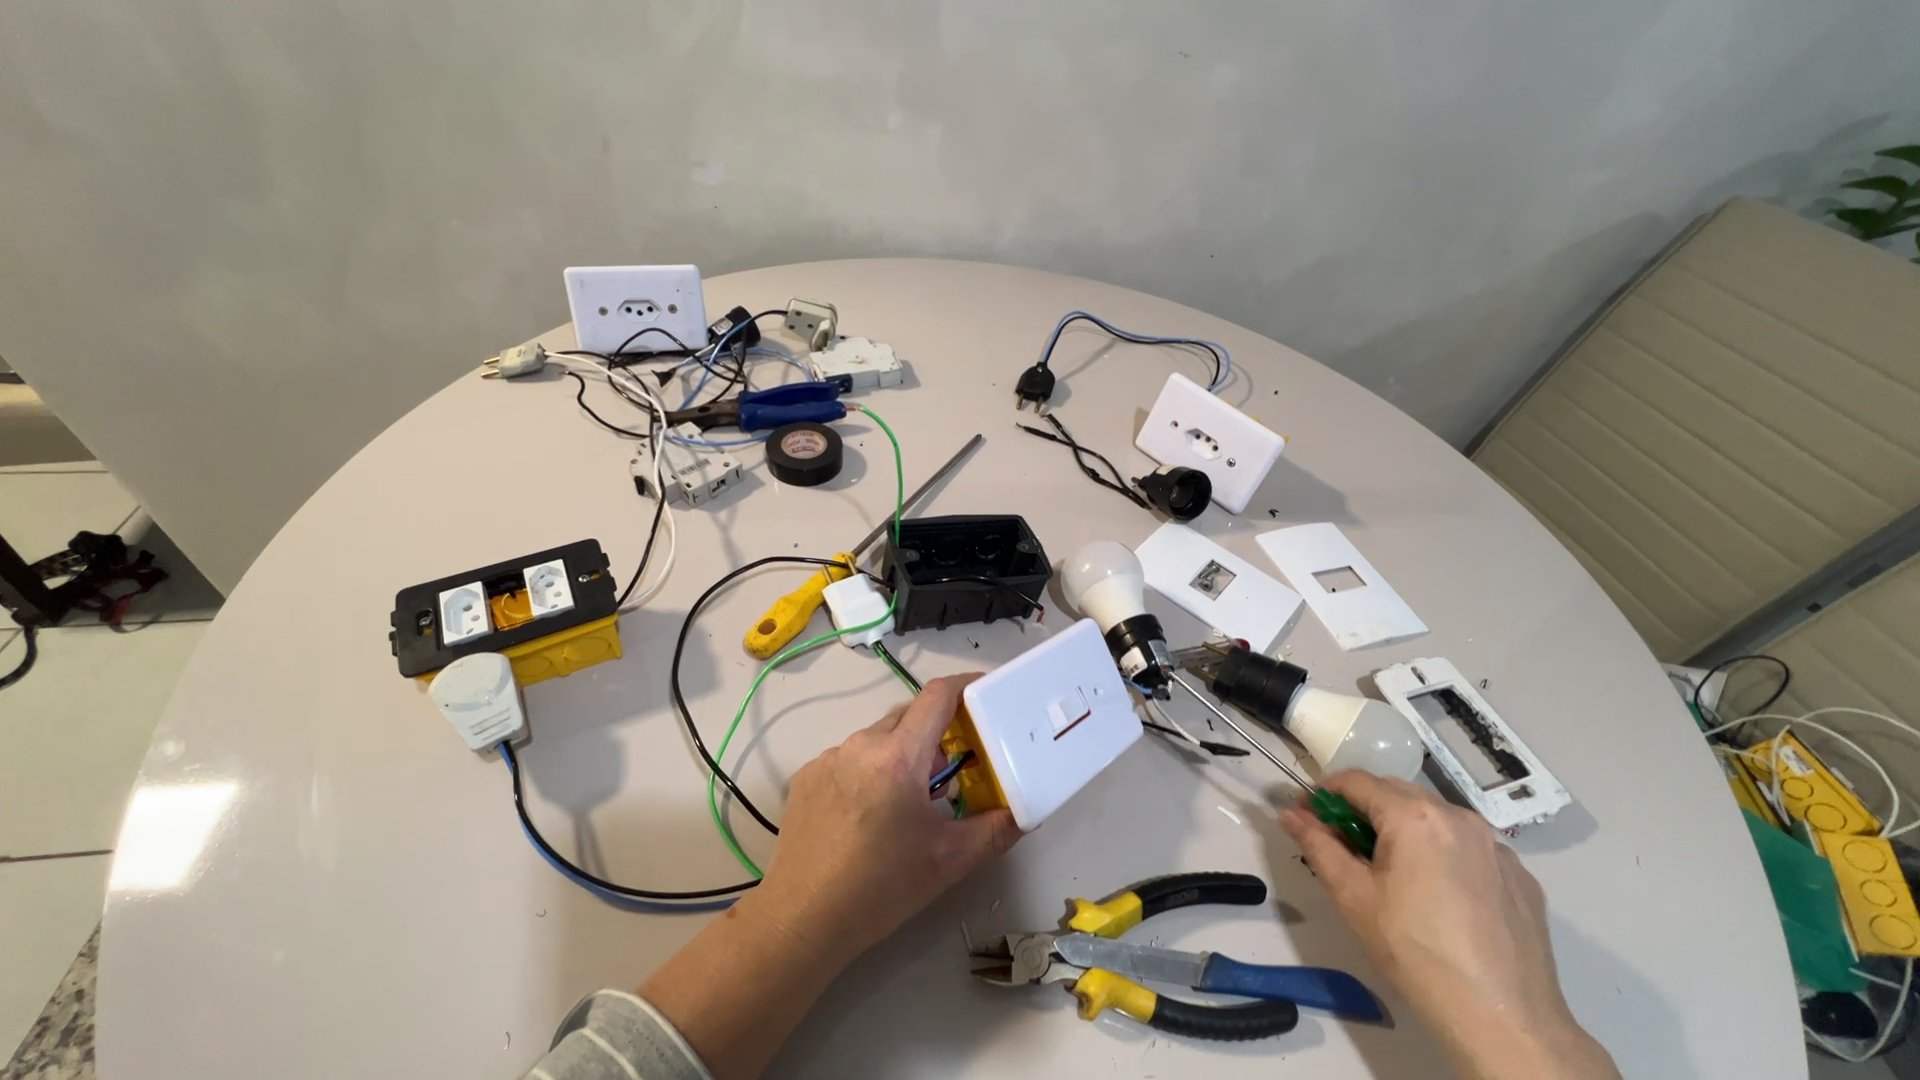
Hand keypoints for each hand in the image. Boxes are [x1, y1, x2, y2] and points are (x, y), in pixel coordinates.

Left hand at [755, 674, 1021, 960]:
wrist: (803, 919)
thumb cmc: (880, 888)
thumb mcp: (949, 860)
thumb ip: (994, 830)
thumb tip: (1023, 813)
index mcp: (898, 757)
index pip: (937, 696)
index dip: (965, 686)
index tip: (985, 694)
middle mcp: (860, 746)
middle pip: (909, 717)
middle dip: (937, 733)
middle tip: (955, 769)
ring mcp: (828, 759)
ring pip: (878, 739)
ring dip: (902, 755)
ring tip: (911, 801)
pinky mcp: (806, 778)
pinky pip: (849, 760)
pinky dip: (869, 772)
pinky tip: (869, 815)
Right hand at [1280, 772, 1618, 1079]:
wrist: (1501, 1017)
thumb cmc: (1414, 951)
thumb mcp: (1352, 895)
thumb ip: (1317, 844)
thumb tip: (1290, 814)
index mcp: (1415, 816)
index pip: (1356, 781)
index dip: (1323, 793)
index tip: (1306, 815)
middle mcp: (1460, 817)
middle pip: (1396, 793)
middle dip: (1362, 810)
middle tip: (1342, 846)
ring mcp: (1497, 847)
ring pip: (1435, 818)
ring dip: (1404, 830)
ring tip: (1392, 874)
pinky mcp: (1521, 876)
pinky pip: (1469, 848)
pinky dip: (1443, 855)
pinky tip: (1439, 897)